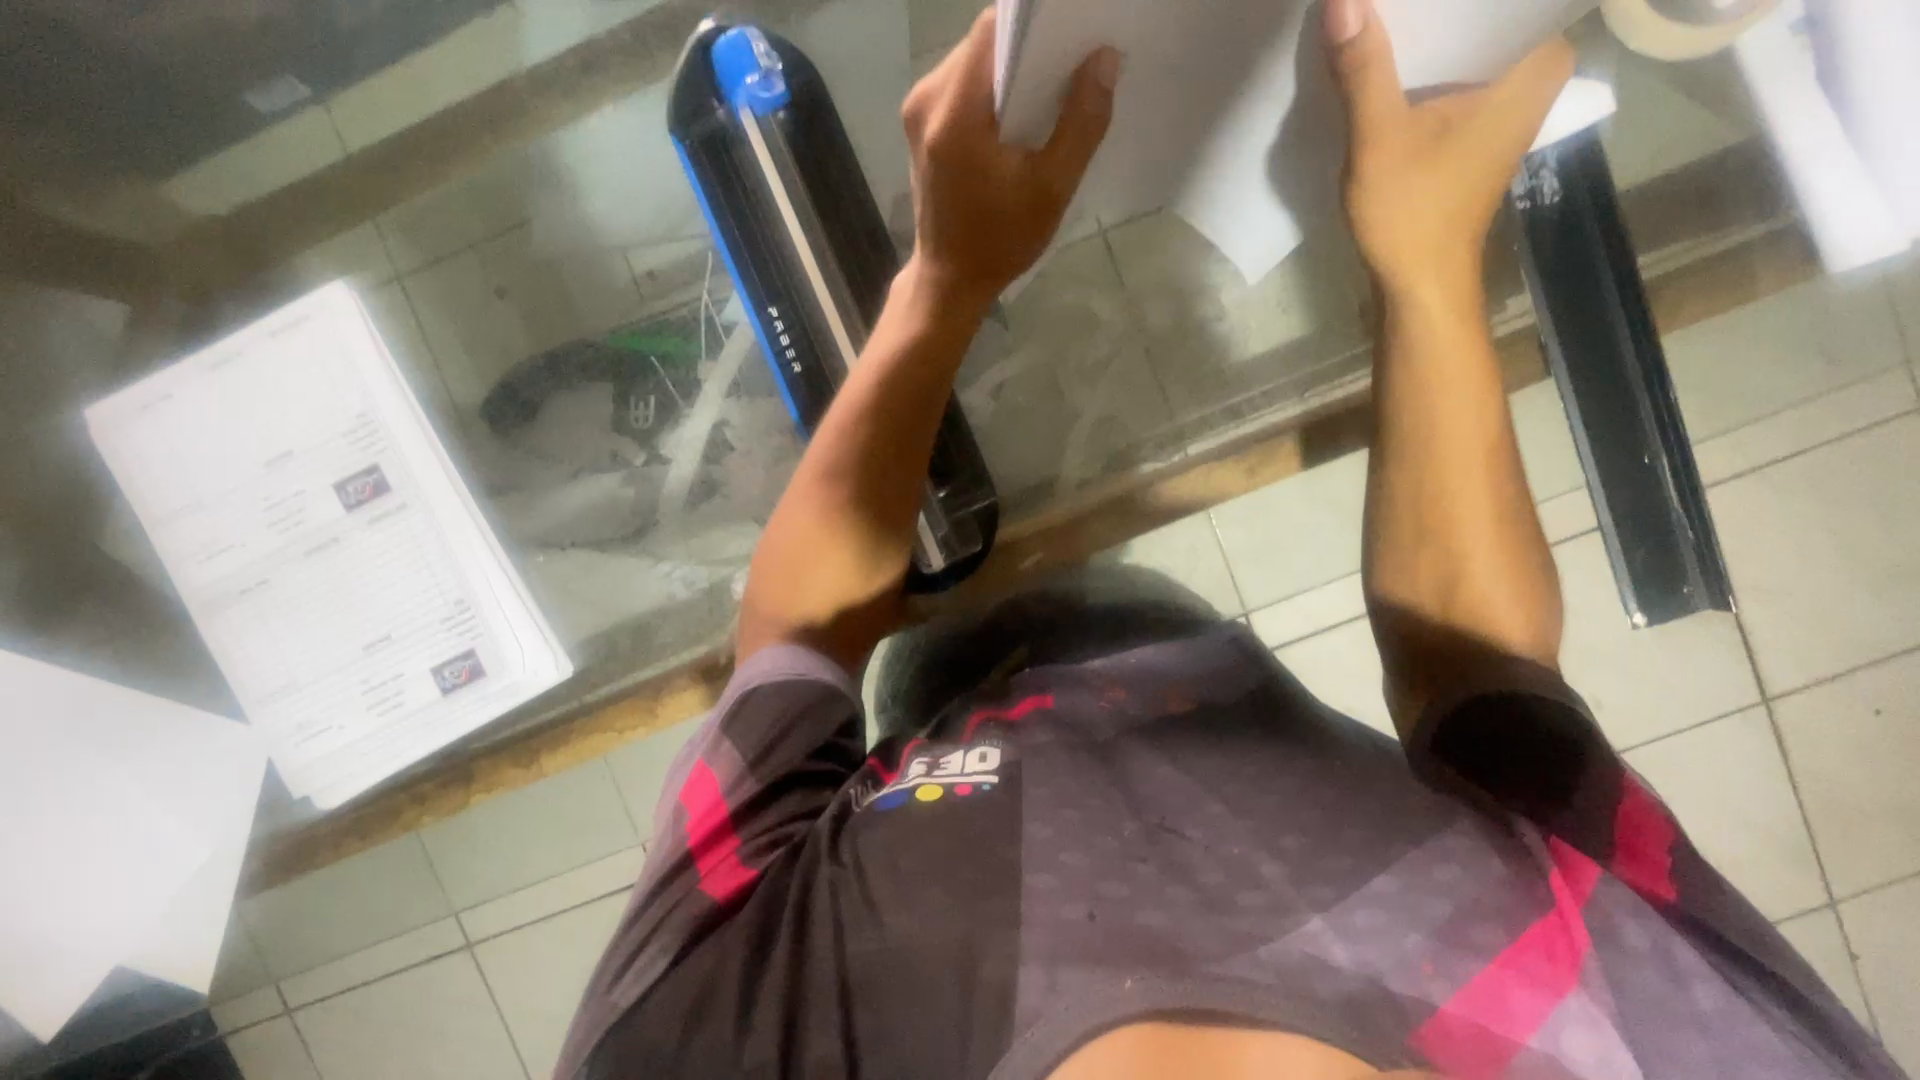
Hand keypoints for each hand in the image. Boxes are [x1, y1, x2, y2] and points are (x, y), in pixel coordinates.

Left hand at [900, 10, 1120, 310]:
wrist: (950, 280)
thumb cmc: (1001, 240)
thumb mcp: (1052, 188)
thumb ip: (1082, 122)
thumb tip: (1105, 60)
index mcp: (954, 111)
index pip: (996, 29)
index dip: (1037, 22)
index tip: (1076, 33)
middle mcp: (927, 98)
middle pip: (984, 42)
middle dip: (1030, 47)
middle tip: (1073, 63)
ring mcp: (919, 111)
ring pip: (974, 61)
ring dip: (1013, 68)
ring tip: (1052, 89)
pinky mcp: (922, 125)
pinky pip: (964, 85)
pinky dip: (995, 89)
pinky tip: (1022, 113)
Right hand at [1324, 0, 1572, 295]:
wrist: (1419, 282)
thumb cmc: (1414, 213)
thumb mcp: (1379, 137)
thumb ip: (1364, 66)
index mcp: (1536, 59)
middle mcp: (1535, 67)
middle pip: (1477, 12)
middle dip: (1428, 8)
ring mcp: (1509, 97)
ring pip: (1461, 40)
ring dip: (1416, 34)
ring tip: (1371, 13)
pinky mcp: (1480, 121)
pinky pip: (1451, 69)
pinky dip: (1417, 64)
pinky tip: (1379, 55)